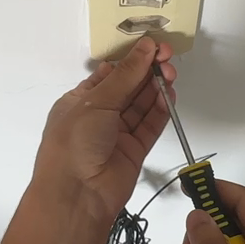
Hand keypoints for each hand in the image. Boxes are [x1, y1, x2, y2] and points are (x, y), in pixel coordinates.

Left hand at [32, 36, 176, 217]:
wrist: (77, 196)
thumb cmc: (74, 142)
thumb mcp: (96, 101)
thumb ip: (126, 75)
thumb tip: (145, 47)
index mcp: (80, 100)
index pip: (110, 74)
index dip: (131, 59)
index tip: (151, 46)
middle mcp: (99, 115)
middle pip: (129, 87)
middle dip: (147, 71)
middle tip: (166, 57)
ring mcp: (117, 133)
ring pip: (141, 105)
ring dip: (156, 87)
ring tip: (170, 73)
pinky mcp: (135, 150)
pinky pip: (150, 125)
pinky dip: (161, 110)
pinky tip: (169, 94)